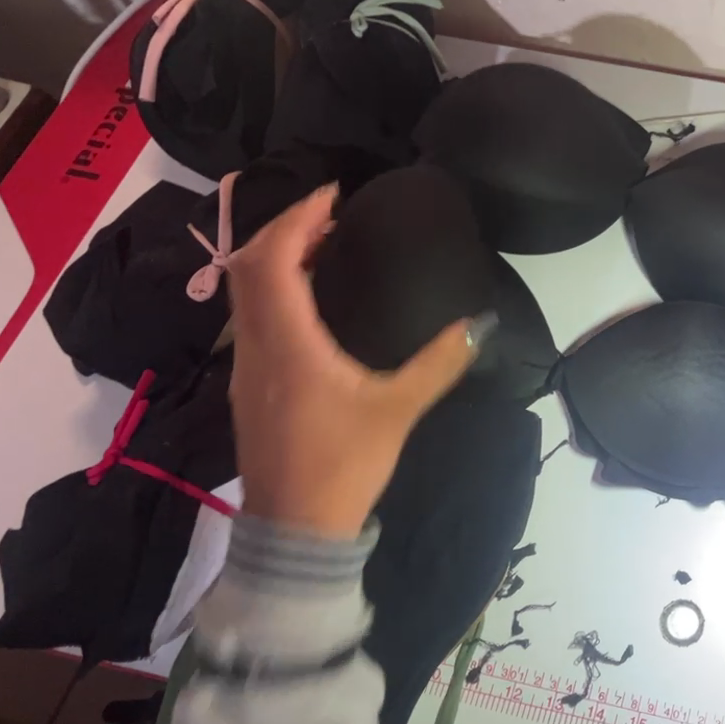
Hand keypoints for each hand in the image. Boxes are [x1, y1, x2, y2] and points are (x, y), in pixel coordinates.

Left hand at [227, 185, 484, 537]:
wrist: (296, 526)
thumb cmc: (345, 463)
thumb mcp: (399, 409)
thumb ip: (441, 362)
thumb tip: (482, 324)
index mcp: (289, 342)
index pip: (275, 259)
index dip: (298, 218)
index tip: (335, 196)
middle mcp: (255, 345)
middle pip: (249, 267)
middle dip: (286, 230)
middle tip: (330, 216)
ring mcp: (245, 367)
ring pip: (243, 293)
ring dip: (275, 259)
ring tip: (321, 247)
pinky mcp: (249, 386)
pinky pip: (250, 317)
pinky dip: (273, 290)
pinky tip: (307, 302)